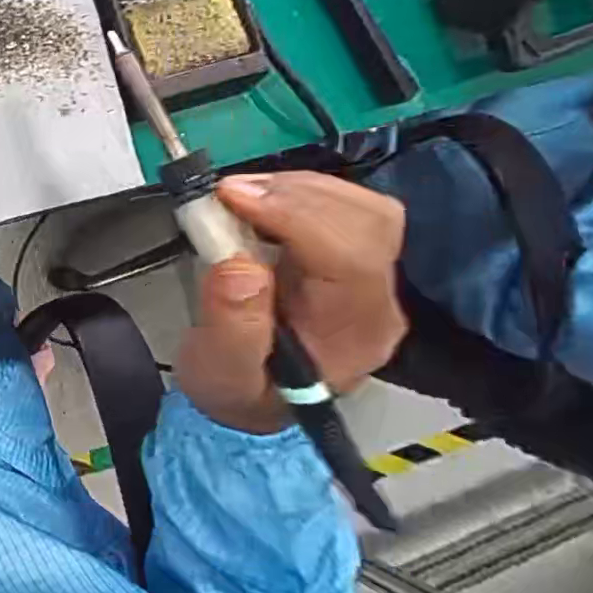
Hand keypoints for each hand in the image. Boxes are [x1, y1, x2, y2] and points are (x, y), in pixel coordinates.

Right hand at [174, 172, 407, 433]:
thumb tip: (237, 268)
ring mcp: (365, 277)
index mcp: (352, 331)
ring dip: (294, 190)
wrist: (248, 403)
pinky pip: (340, 211)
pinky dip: (293, 195)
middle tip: (228, 193)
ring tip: (234, 196)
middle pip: (368, 221)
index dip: (294, 216)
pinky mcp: (343, 259)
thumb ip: (230, 327)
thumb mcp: (219, 373)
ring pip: (361, 208)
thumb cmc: (236, 392)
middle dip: (296, 195)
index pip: (349, 255)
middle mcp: (374, 299)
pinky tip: (253, 204)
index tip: (231, 197)